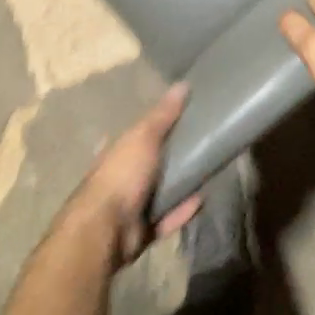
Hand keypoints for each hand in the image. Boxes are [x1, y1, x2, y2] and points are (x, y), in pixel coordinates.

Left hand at [62, 83, 201, 267]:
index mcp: (116, 153)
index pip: (135, 136)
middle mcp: (121, 178)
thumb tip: (182, 84)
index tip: (181, 120)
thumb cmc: (122, 175)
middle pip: (150, 165)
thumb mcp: (143, 137)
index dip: (154, 128)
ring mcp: (129, 206)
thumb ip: (162, 115)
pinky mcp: (141, 230)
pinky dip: (182, 211)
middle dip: (171, 159)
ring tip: (207, 172)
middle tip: (202, 146)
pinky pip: (167, 218)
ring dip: (180, 186)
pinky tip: (201, 200)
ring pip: (160, 193)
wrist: (107, 228)